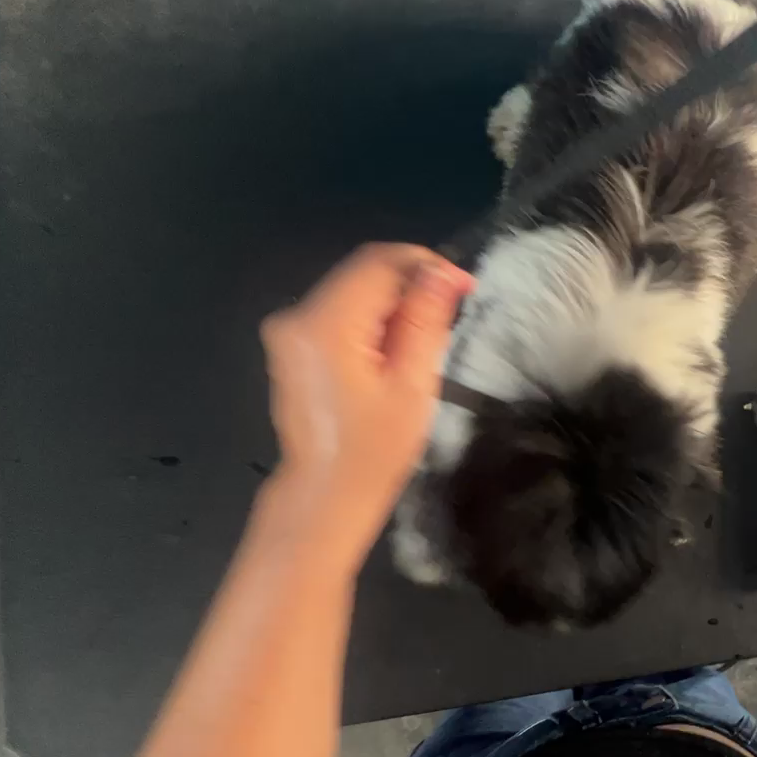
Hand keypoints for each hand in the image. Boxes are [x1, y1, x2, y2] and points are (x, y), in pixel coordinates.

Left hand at [258, 243, 472, 554]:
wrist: (328, 492)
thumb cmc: (376, 448)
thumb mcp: (412, 385)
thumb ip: (425, 322)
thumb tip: (443, 273)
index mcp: (327, 324)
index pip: (378, 263)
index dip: (427, 265)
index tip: (466, 287)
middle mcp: (298, 316)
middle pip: (363, 273)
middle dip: (412, 284)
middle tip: (453, 314)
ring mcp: (290, 331)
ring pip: (354, 292)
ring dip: (396, 303)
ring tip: (428, 340)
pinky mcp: (293, 346)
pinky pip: (341, 313)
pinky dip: (375, 320)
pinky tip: (397, 351)